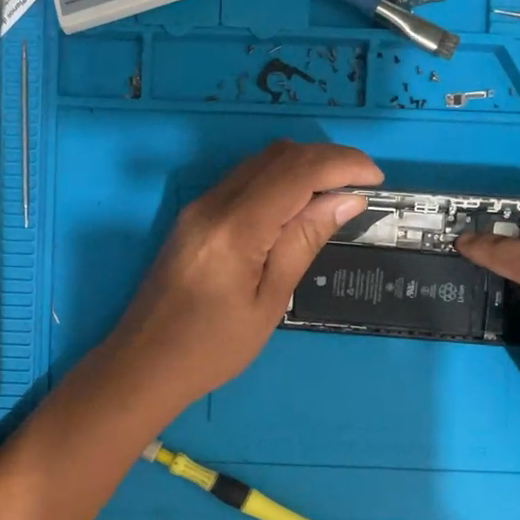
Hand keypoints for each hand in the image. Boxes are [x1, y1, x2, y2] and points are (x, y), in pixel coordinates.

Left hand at [104, 141, 382, 411]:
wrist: (143, 363)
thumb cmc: (211, 348)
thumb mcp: (268, 302)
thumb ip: (303, 242)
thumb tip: (346, 198)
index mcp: (235, 227)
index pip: (297, 170)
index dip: (343, 164)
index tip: (376, 179)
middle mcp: (212, 205)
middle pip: (277, 155)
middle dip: (326, 159)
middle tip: (359, 187)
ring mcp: (197, 208)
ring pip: (258, 163)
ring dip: (300, 167)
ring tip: (334, 197)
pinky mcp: (191, 219)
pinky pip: (241, 181)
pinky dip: (276, 182)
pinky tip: (295, 209)